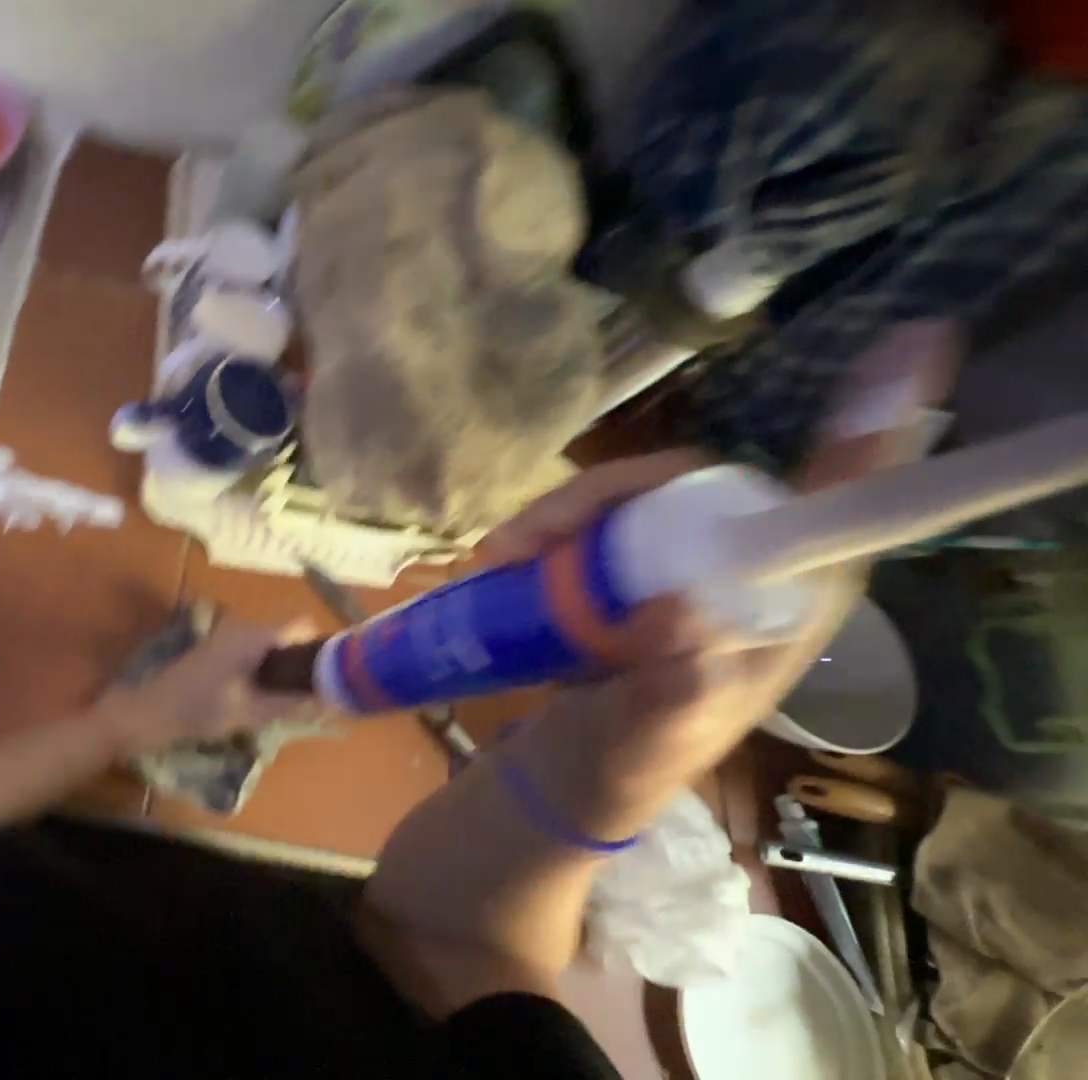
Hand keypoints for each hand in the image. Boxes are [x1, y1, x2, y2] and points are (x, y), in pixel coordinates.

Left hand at [92, 619, 314, 756]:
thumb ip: (290, 705)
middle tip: (323, 698)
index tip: (339, 675)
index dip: (323, 647)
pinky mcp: (220, 654)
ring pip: (274, 650)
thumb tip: (334, 702)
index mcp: (251, 635)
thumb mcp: (247, 712)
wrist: (145, 714)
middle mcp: (242, 629)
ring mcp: (229, 640)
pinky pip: (258, 657)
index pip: (302, 625)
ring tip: (302, 704)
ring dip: (288, 673)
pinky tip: (272, 702)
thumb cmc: (195, 710)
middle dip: (308, 664)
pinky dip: (270, 675)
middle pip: (290, 638)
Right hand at [483, 320, 960, 798]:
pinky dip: (537, 530)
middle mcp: (728, 574)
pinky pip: (581, 524)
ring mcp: (663, 568)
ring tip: (491, 558)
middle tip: (523, 537)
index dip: (863, 439)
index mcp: (773, 612)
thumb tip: (677, 609)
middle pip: (687, 488)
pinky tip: (494, 559)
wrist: (562, 775)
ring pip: (621, 501)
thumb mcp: (648, 744)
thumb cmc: (621, 767)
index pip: (832, 517)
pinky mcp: (610, 572)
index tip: (909, 346)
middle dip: (600, 494)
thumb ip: (670, 694)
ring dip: (553, 514)